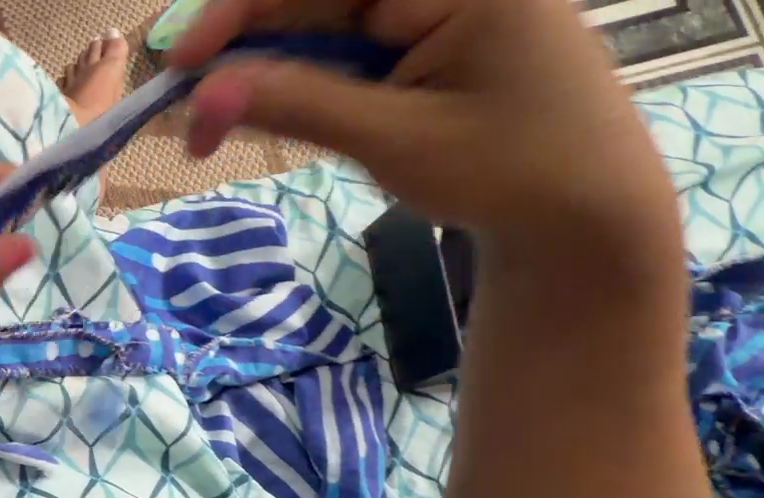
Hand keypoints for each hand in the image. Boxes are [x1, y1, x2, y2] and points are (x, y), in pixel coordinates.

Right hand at [171, 0, 677, 250]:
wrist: (583, 212)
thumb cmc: (506, 170)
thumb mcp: (394, 138)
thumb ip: (299, 104)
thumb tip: (205, 93)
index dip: (240, 7)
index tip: (180, 64)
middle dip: (242, 47)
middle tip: (188, 113)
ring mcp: (435, 10)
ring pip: (322, 25)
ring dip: (261, 71)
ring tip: (210, 126)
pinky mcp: (426, 42)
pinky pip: (344, 49)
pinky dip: (297, 82)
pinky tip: (262, 109)